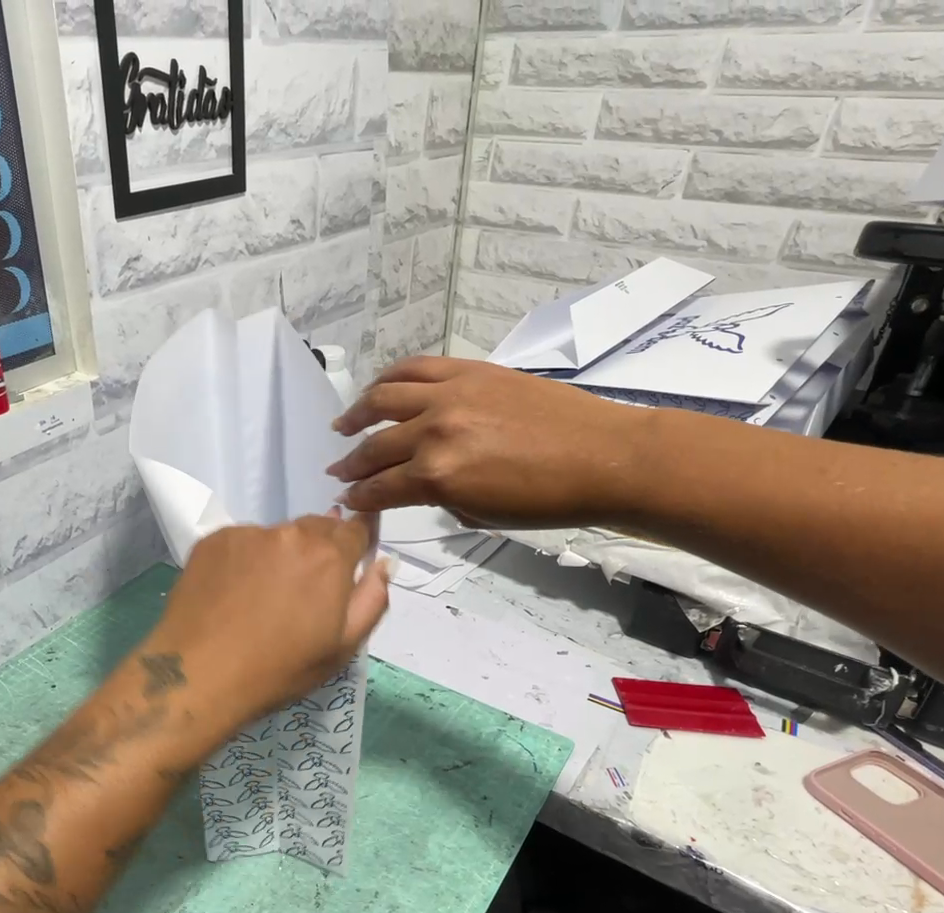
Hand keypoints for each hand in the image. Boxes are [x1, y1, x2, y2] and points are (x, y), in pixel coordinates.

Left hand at [149, 513, 389, 725]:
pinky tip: (233, 592)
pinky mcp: (213, 540)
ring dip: (279, 555)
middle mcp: (290, 533)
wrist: (201, 673)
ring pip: (276, 536)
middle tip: (302, 591)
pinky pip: (241, 542)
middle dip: (318, 551)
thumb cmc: (280, 668)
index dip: (355, 546)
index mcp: (329, 556)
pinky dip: (244, 559)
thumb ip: (372, 599)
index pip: (355, 530)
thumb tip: (382, 563)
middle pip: (316, 527)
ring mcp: (247, 533)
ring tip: (262, 596)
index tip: (346, 567)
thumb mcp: (343, 647)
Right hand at [327, 356, 648, 529]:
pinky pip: (416, 367)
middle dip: (351, 465)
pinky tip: (379, 387)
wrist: (604, 458)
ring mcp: (450, 393)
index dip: (358, 498)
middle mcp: (433, 430)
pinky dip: (390, 376)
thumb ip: (438, 497)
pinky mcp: (470, 370)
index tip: (344, 501)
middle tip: (338, 473)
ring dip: (357, 414)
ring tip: (344, 424)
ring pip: (384, 397)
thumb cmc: (546, 501)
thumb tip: (416, 485)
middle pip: (375, 447)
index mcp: (436, 476)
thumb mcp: (479, 514)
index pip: (379, 488)